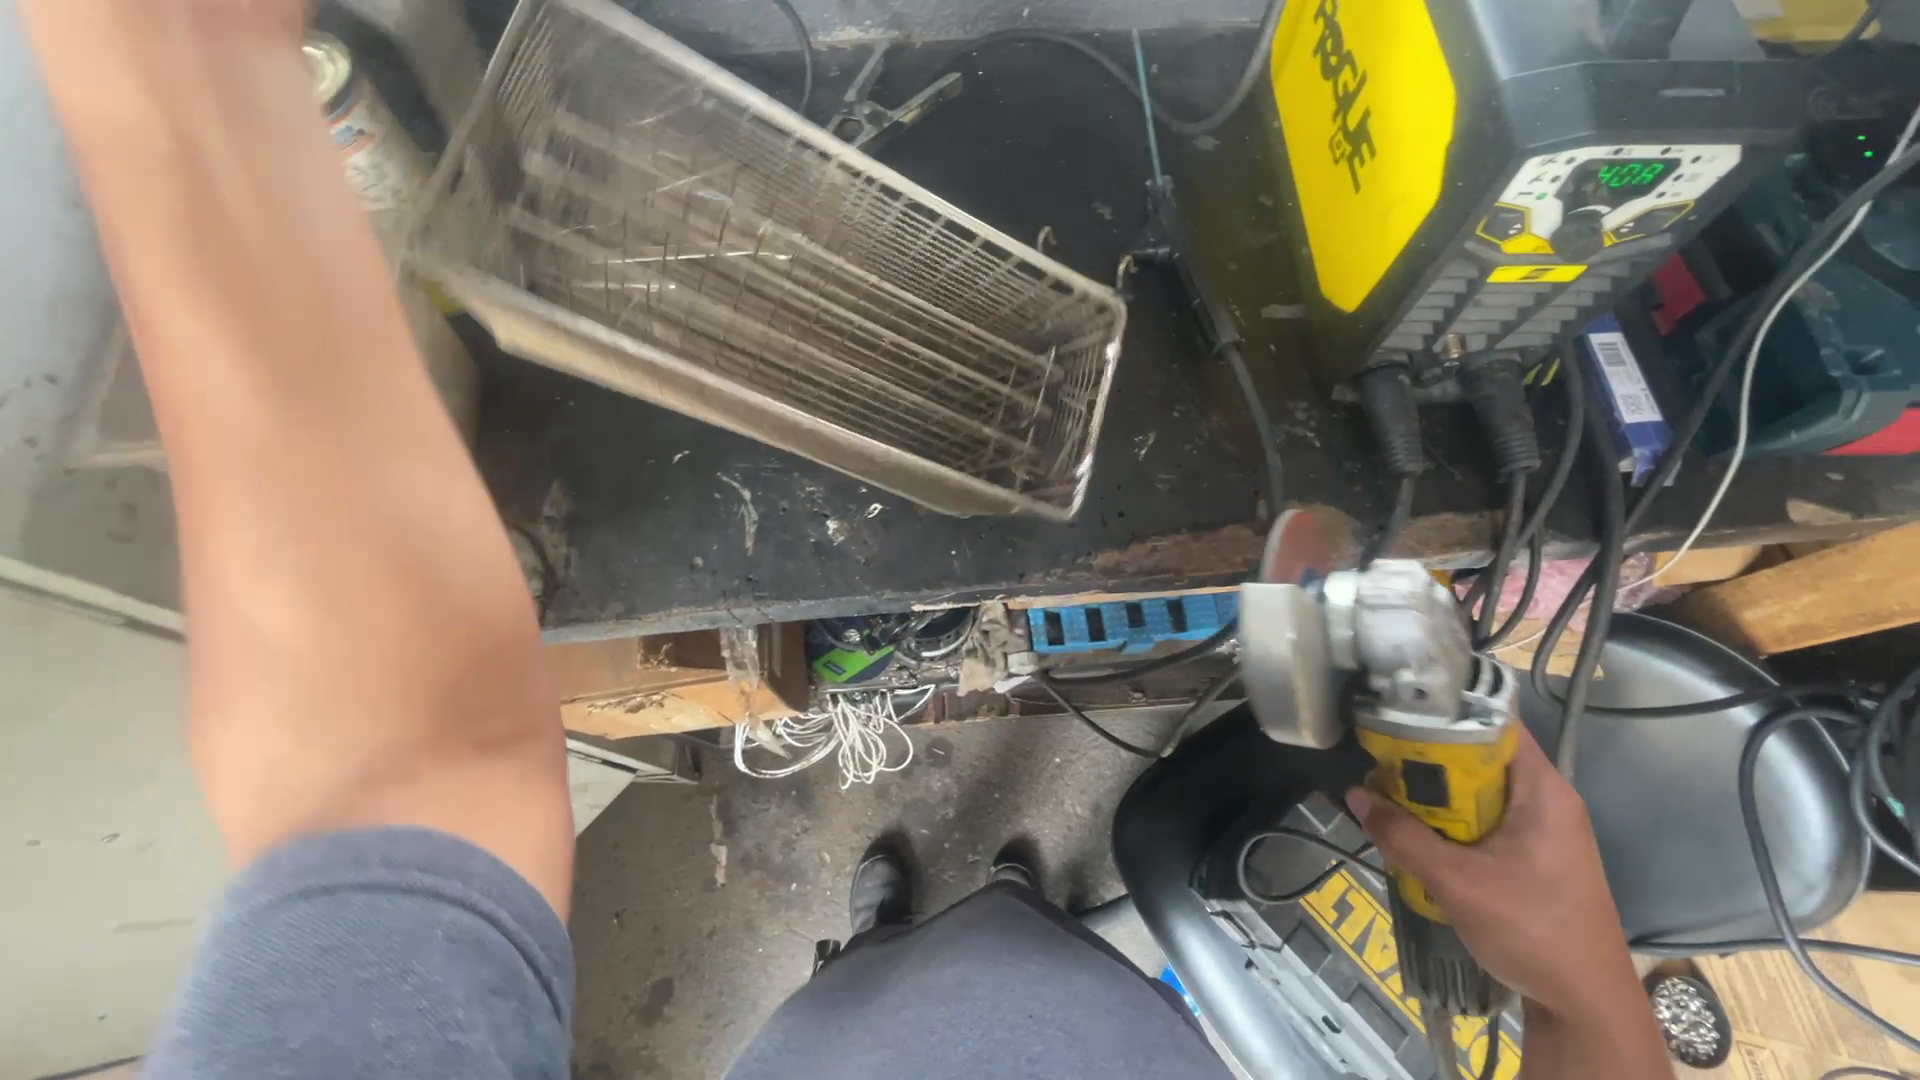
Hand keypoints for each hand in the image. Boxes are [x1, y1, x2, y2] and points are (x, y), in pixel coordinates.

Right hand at [1343, 726, 1635, 1018]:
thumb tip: (1354, 795)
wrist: (1586, 1006)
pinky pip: (1483, 818)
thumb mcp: (1457, 882)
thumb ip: (1403, 836)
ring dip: (1435, 794)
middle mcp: (1545, 799)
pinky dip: (1449, 820)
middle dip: (1429, 756)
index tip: (1398, 708)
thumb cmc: (1533, 931)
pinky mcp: (1531, 854)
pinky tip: (1417, 832)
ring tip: (1389, 793)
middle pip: (1479, 755)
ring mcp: (1540, 828)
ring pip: (1477, 790)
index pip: (1495, 722)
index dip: (1447, 709)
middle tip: (1380, 758)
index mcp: (1542, 791)